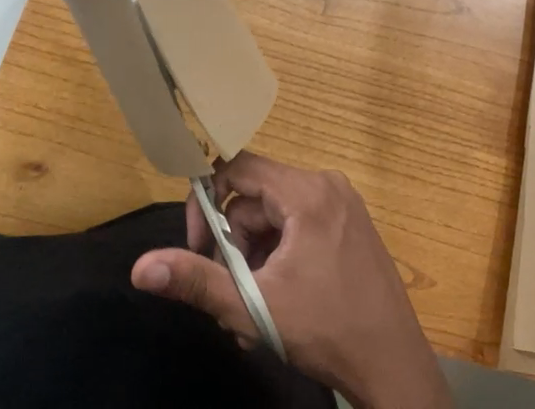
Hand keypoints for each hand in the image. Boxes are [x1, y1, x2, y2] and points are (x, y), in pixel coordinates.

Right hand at [130, 154, 451, 408]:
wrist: (393, 366)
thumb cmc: (325, 329)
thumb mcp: (254, 306)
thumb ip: (196, 280)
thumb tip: (140, 266)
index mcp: (307, 192)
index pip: (238, 169)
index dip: (208, 203)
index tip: (199, 248)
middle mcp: (328, 186)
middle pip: (256, 198)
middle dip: (234, 244)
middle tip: (229, 294)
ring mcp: (344, 207)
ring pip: (277, 217)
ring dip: (254, 259)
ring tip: (250, 310)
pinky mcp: (352, 228)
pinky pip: (300, 227)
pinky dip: (279, 258)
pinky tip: (275, 303)